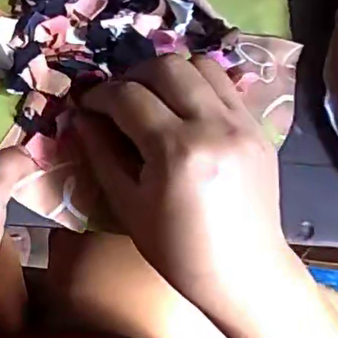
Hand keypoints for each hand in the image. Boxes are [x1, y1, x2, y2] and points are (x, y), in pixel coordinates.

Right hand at [72, 55, 311, 336]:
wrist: (244, 272)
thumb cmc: (177, 249)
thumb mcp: (127, 205)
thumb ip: (101, 153)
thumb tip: (80, 116)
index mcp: (176, 151)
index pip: (128, 96)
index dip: (99, 94)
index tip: (87, 105)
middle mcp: (213, 126)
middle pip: (165, 66)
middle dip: (132, 75)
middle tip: (118, 99)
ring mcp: (242, 123)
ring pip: (200, 64)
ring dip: (168, 73)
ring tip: (153, 98)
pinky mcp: (258, 127)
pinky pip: (225, 84)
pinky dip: (198, 85)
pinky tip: (184, 108)